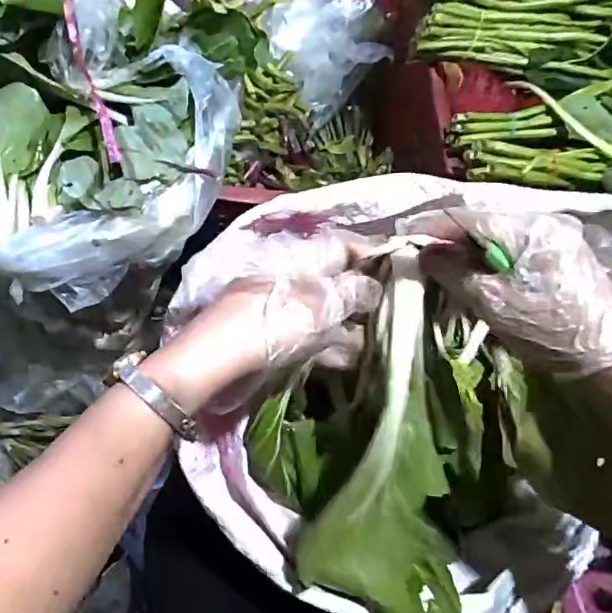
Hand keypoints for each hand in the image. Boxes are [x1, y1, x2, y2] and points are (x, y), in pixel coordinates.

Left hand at [159, 228, 381, 411]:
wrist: (213, 366)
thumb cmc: (269, 325)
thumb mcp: (317, 304)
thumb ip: (351, 291)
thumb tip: (374, 285)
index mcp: (298, 261)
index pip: (341, 246)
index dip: (369, 254)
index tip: (398, 268)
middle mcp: (291, 283)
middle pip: (335, 283)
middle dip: (365, 297)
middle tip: (396, 312)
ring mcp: (282, 314)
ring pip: (326, 316)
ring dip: (352, 327)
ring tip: (382, 341)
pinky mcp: (275, 344)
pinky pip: (311, 342)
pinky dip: (333, 349)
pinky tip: (354, 360)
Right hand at [411, 209, 611, 378]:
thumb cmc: (551, 330)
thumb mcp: (493, 303)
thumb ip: (454, 272)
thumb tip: (424, 251)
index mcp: (529, 226)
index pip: (467, 214)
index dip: (431, 226)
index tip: (402, 239)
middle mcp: (544, 222)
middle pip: (481, 221)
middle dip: (446, 238)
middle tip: (418, 258)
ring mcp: (556, 239)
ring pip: (496, 236)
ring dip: (466, 251)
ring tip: (441, 272)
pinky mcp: (560, 260)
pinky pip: (513, 249)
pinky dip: (487, 261)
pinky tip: (475, 278)